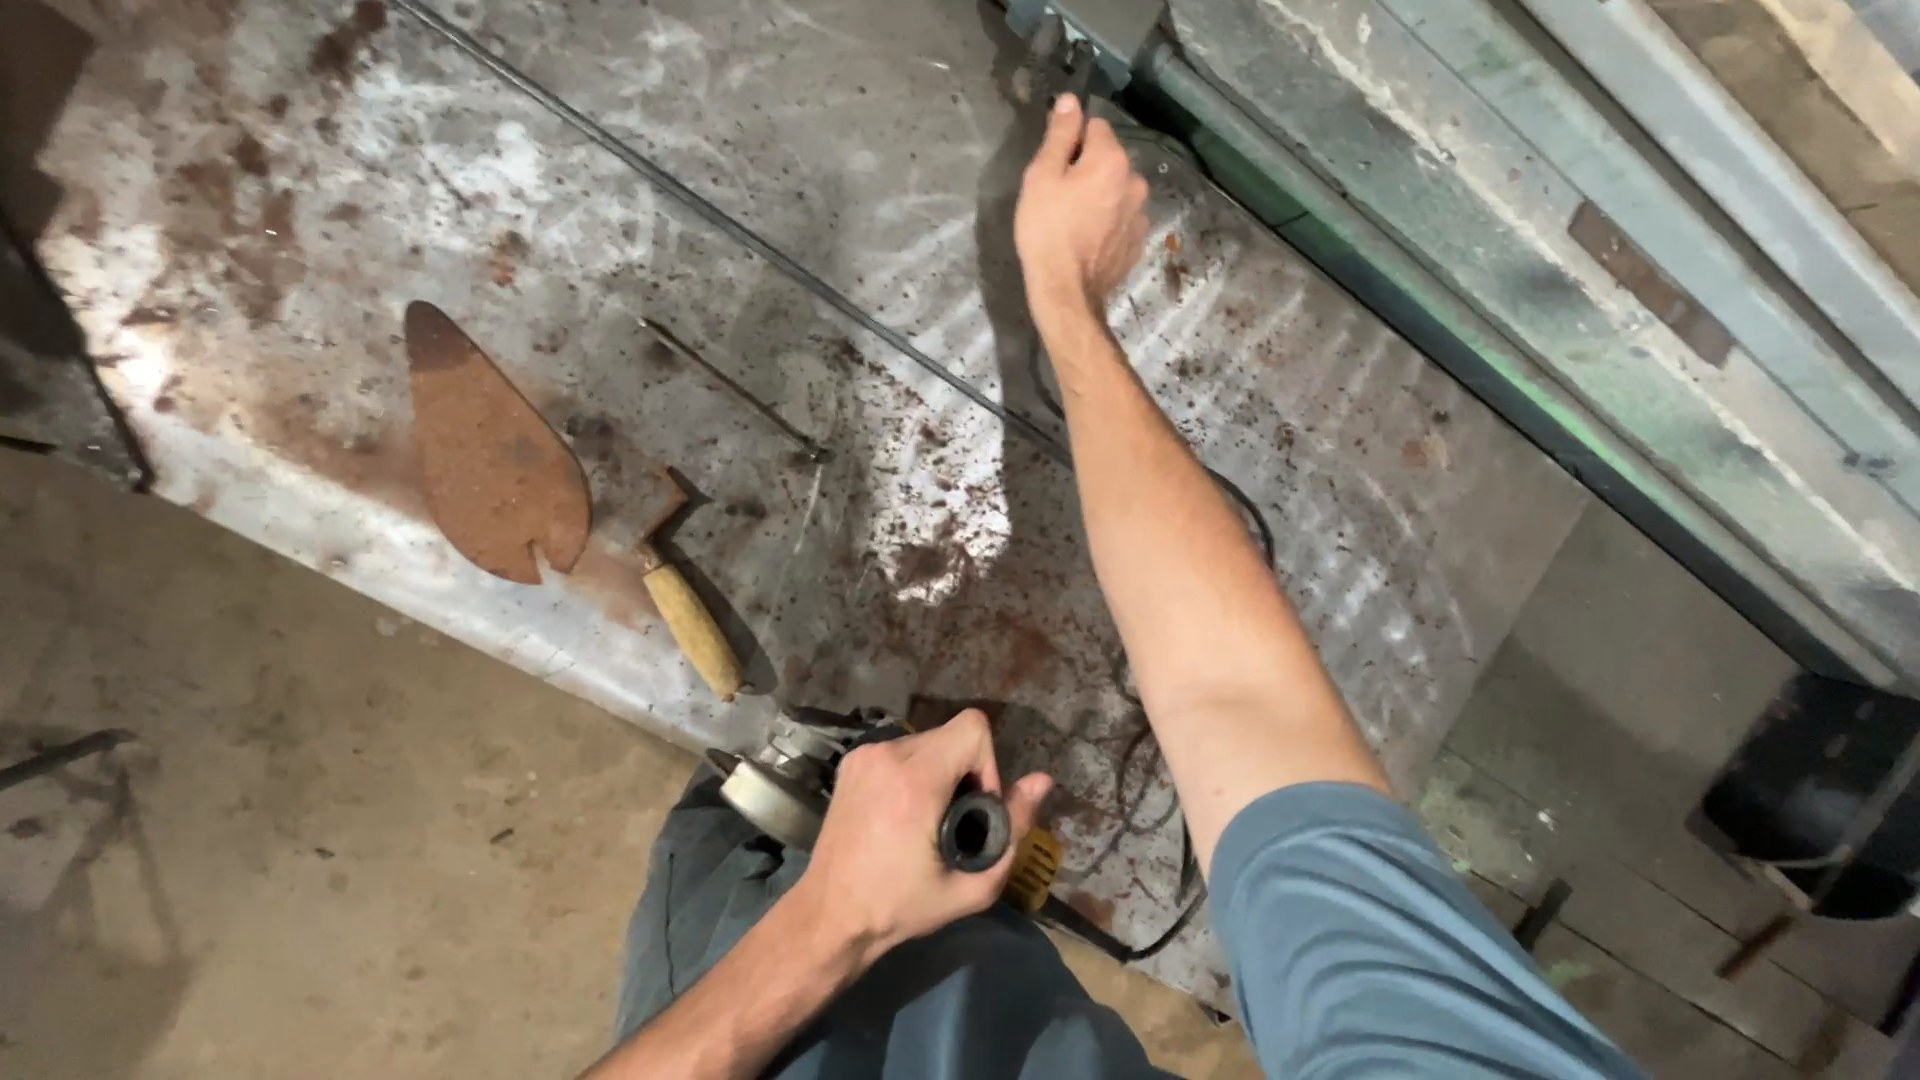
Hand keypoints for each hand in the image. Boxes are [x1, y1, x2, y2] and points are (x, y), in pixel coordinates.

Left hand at [791, 710, 1051, 965]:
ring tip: (930, 820)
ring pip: (928, 741)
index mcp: (915, 780)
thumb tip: (1043, 780)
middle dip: (967, 772)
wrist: (829, 916)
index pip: (973, 727)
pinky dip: (916, 772)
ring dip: (941, 772)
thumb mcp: (971, 885)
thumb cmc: (900, 908)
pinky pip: (902, 750)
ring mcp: (864, 754)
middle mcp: (886, 754)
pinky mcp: (851, 761)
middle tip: (956, 822)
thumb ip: (1014, 830)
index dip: (988, 764)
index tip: (977, 808)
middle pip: (952, 736)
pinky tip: (905, 813)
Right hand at [1014, 94, 1150, 321]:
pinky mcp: (1137, 243)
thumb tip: (1071, 100)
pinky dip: (1109, 224)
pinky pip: (1122, 220)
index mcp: (1112, 159)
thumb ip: (1059, 135)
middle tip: (1062, 199)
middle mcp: (1135, 181)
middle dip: (1090, 171)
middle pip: (1110, 160)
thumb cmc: (1047, 233)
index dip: (1073, 143)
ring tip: (1076, 224)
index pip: (1096, 126)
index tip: (1056, 168)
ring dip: (1102, 198)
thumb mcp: (1041, 178)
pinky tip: (1089, 241)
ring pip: (1118, 191)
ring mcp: (1140, 215)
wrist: (1066, 291)